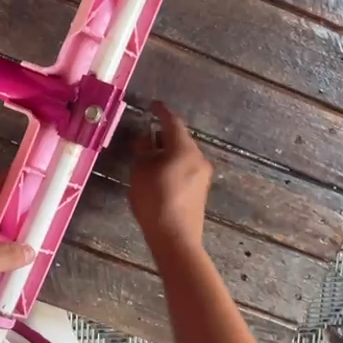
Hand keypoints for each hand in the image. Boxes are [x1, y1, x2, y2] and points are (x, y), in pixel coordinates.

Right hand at [129, 102, 211, 251]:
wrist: (175, 238)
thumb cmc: (154, 200)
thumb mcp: (141, 171)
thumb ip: (143, 150)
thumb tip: (144, 138)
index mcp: (183, 148)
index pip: (172, 122)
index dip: (161, 112)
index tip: (152, 105)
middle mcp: (198, 157)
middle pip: (180, 138)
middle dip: (163, 134)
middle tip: (146, 134)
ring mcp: (202, 174)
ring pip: (183, 153)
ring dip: (168, 150)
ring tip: (149, 155)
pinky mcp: (200, 189)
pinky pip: (186, 167)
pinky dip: (172, 163)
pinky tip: (159, 172)